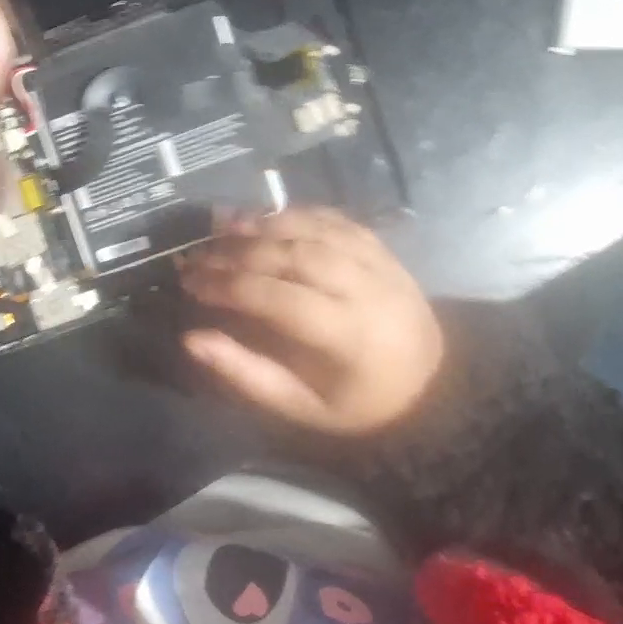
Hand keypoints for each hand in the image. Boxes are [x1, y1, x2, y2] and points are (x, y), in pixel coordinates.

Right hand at [178, 208, 443, 435]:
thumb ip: (245, 374)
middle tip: (198, 255)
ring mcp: (381, 266)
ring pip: (317, 231)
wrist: (432, 390)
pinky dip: (299, 215)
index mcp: (348, 337)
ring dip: (265, 224)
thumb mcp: (300, 408)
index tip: (190, 284)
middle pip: (296, 256)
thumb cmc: (357, 406)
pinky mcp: (385, 253)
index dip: (229, 287)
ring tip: (221, 226)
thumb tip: (191, 340)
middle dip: (239, 251)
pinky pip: (339, 222)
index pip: (278, 299)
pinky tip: (267, 218)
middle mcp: (368, 291)